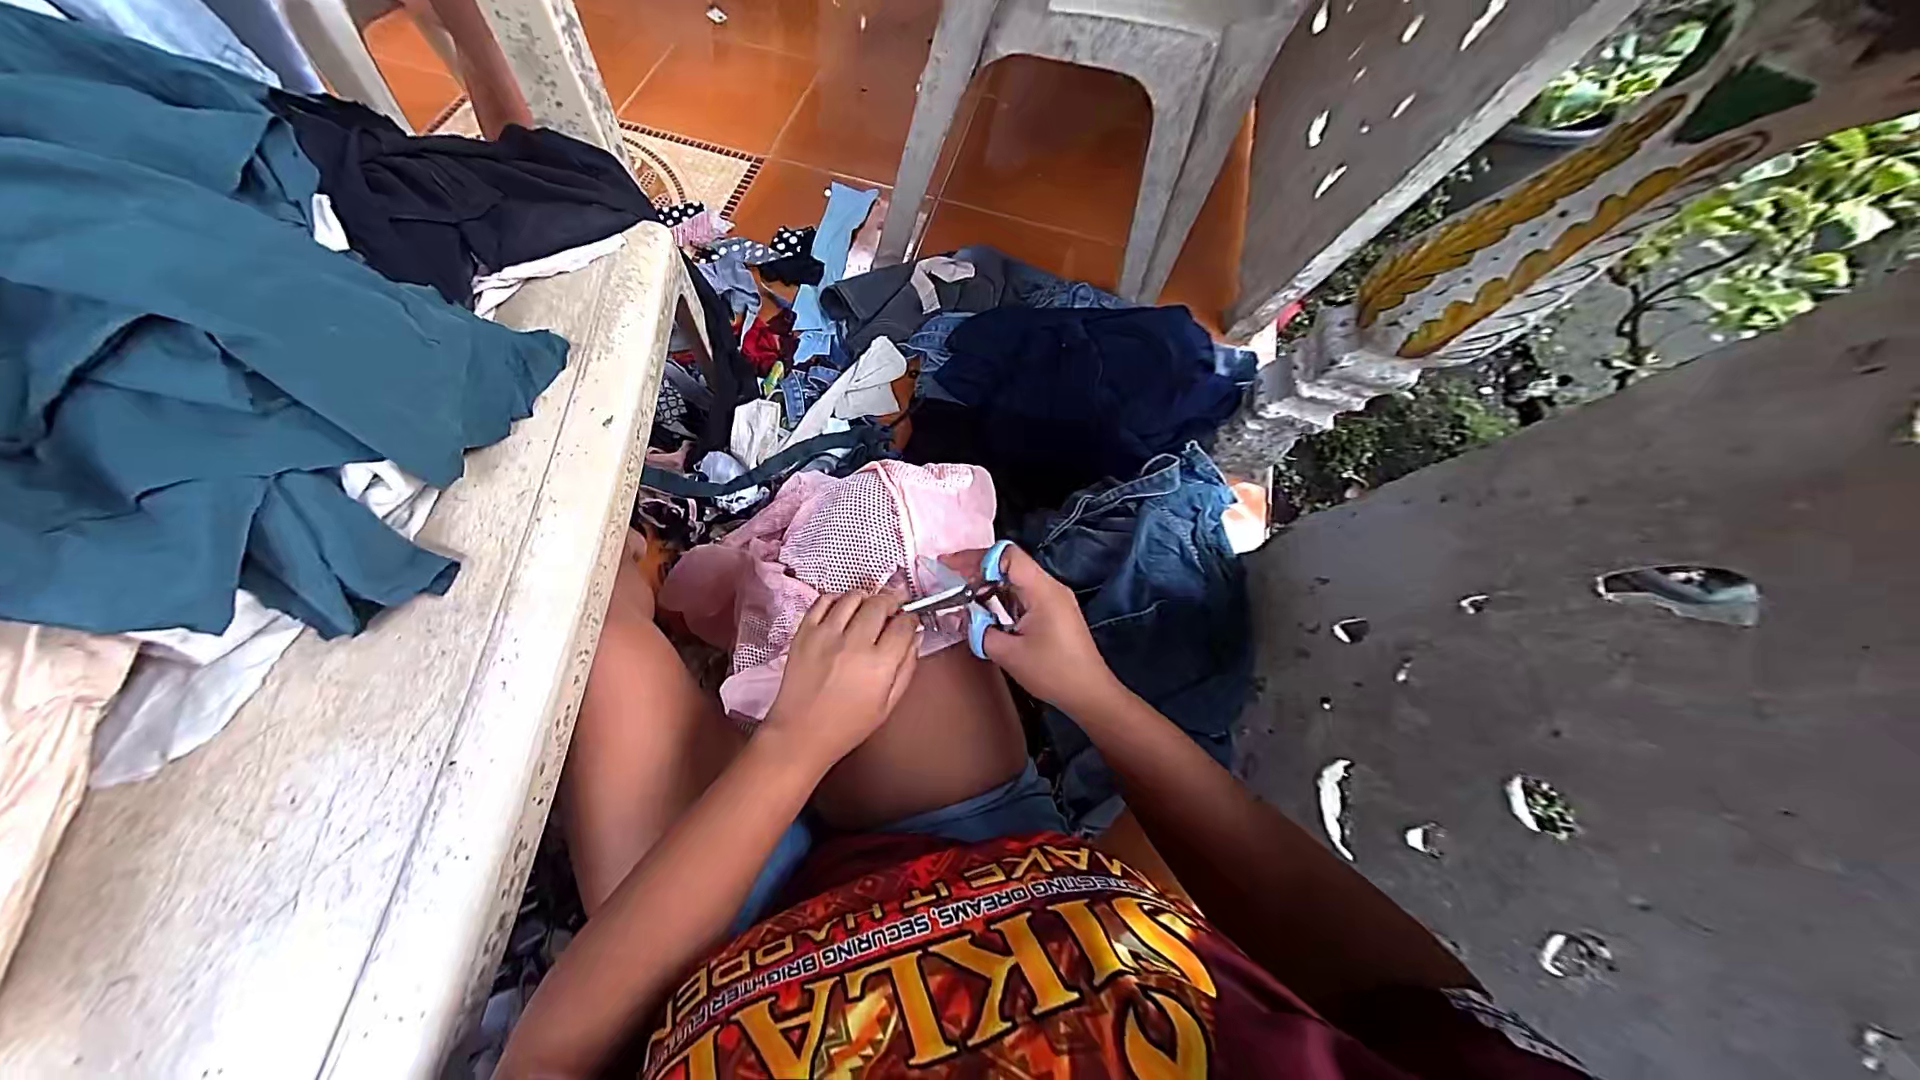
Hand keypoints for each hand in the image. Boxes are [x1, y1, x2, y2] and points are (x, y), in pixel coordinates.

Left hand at [760, 589, 921, 768]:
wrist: (801, 734)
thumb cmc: (847, 725)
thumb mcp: (888, 704)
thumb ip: (907, 668)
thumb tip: (915, 638)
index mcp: (879, 665)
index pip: (904, 624)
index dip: (911, 619)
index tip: (910, 621)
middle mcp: (854, 644)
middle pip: (880, 604)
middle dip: (892, 602)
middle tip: (893, 608)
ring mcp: (826, 635)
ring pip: (853, 597)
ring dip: (866, 598)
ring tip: (868, 608)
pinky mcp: (804, 633)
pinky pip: (823, 601)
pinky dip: (837, 599)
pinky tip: (843, 609)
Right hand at [939, 545, 1122, 713]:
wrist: (1090, 693)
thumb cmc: (1054, 672)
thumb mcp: (1008, 653)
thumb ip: (979, 630)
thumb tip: (959, 617)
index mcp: (1042, 590)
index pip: (1008, 556)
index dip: (976, 558)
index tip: (950, 567)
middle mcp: (1050, 587)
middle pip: (1010, 565)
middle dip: (977, 571)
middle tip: (949, 581)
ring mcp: (1054, 599)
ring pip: (1015, 580)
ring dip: (988, 586)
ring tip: (961, 596)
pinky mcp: (1053, 612)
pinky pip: (1022, 595)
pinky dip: (1001, 599)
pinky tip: (984, 611)